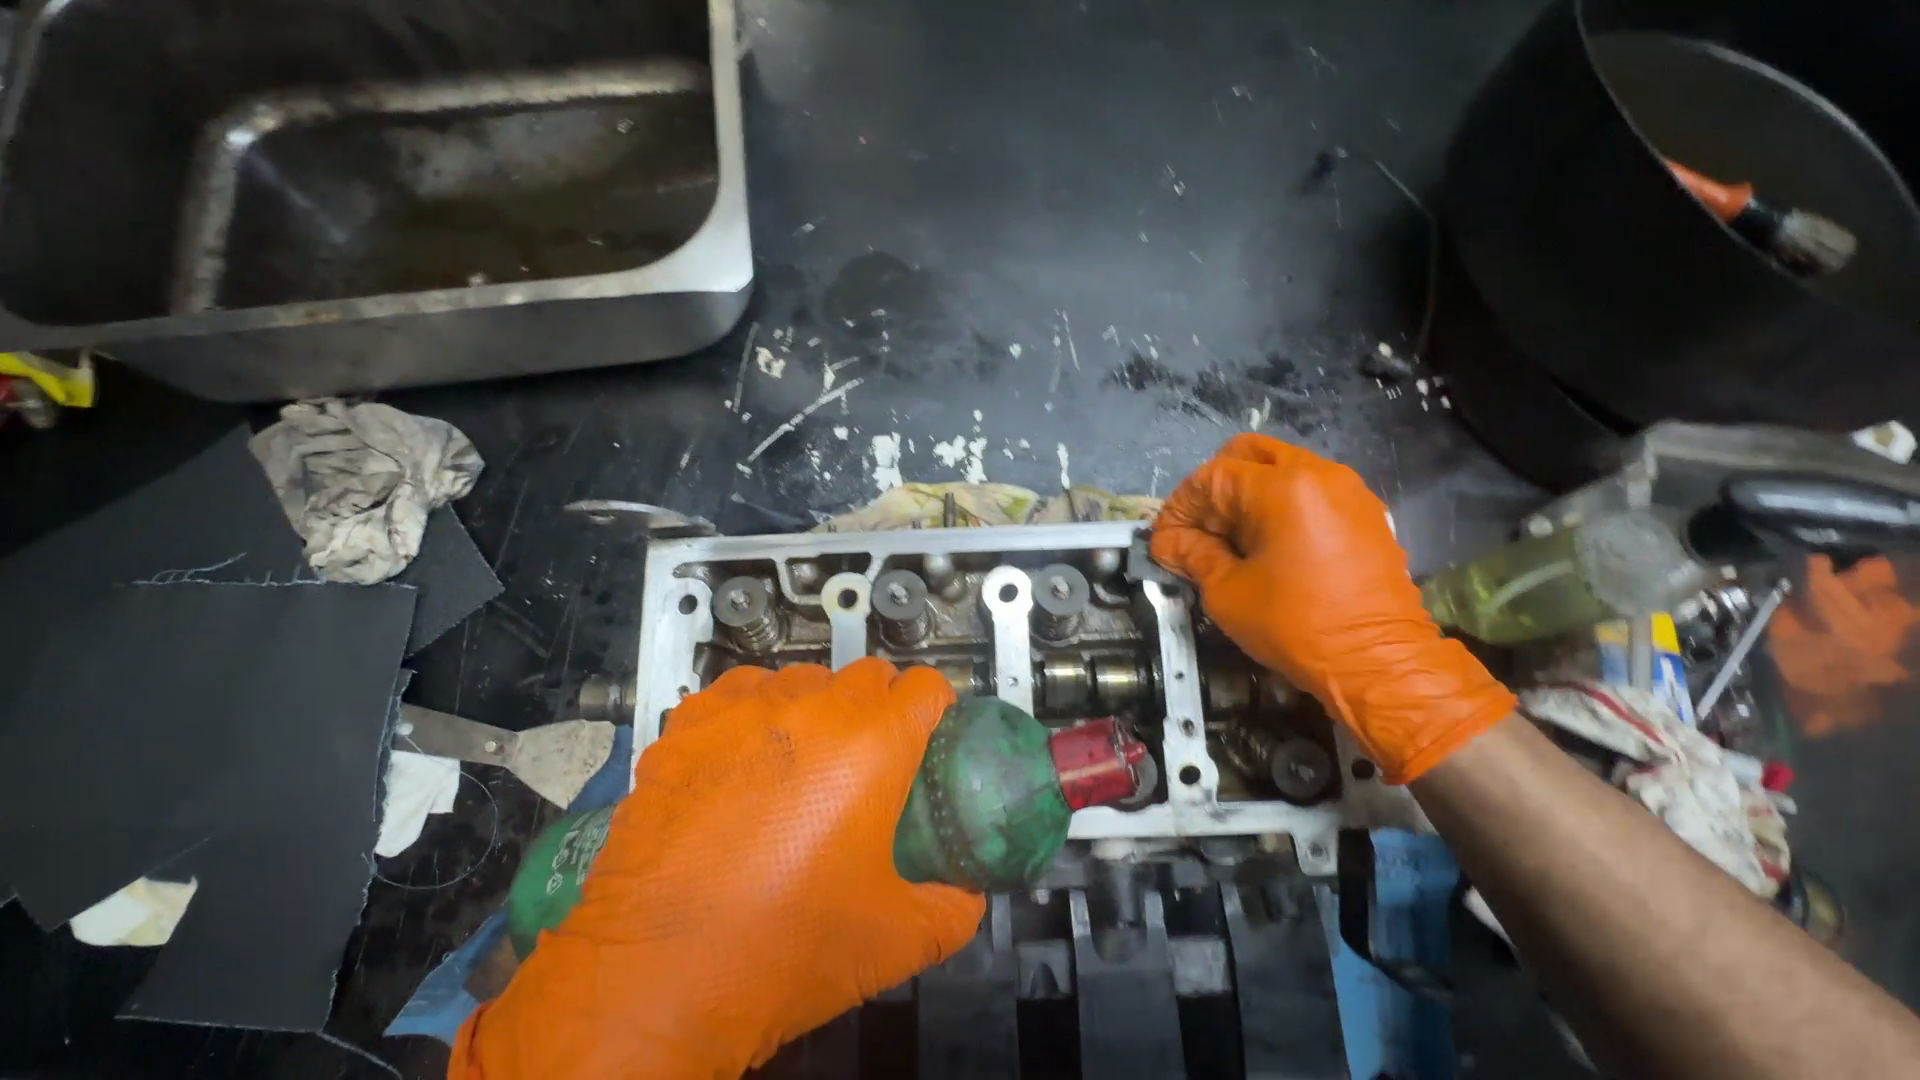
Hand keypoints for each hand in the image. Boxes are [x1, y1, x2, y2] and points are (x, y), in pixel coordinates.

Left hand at [450, 659, 984, 1078]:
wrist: (655, 978)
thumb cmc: (785, 950)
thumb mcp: (898, 940)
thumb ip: (953, 906)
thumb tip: (966, 892)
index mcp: (871, 743)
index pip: (926, 686)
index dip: (936, 712)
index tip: (930, 744)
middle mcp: (808, 708)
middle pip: (866, 675)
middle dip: (880, 709)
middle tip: (871, 765)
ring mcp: (740, 710)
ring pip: (800, 678)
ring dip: (815, 708)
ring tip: (803, 765)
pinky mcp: (684, 726)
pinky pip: (736, 695)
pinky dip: (752, 714)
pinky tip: (741, 764)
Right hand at [1151, 434, 1513, 782]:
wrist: (1379, 663)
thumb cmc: (1296, 626)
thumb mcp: (1228, 593)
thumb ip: (1194, 555)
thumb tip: (1169, 544)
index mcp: (1283, 488)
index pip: (1213, 476)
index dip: (1180, 506)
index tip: (1164, 541)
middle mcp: (1319, 474)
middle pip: (1249, 455)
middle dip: (1215, 488)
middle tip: (1198, 528)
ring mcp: (1349, 491)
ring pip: (1283, 469)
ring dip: (1248, 495)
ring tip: (1231, 540)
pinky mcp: (1366, 514)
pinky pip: (1312, 491)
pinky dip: (1282, 506)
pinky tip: (1269, 547)